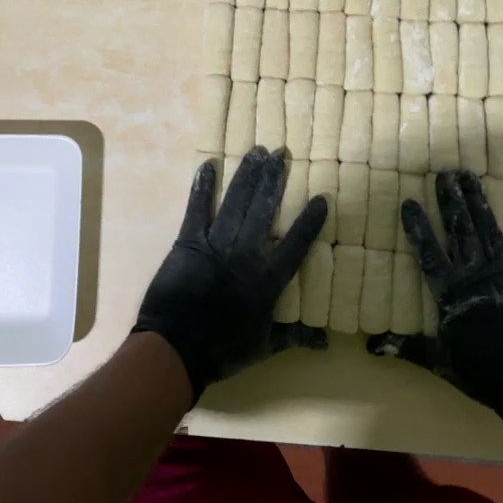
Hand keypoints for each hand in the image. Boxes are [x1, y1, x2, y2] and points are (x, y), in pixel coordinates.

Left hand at [132, 149, 328, 401]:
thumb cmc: (223, 350)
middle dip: (273, 179)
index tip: (322, 197)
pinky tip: (207, 165)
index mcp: (267, 279)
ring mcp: (216, 244)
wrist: (176, 350)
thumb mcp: (264, 347)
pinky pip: (197, 208)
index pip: (295, 244)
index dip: (309, 221)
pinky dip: (202, 186)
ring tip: (256, 152)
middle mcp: (245, 254)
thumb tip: (326, 342)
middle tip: (281, 154)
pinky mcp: (188, 241)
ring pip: (235, 202)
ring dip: (246, 175)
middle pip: (263, 209)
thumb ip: (295, 336)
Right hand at [368, 170, 502, 414]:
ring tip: (467, 175)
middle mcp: (476, 276)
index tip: (408, 201)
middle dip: (450, 201)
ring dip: (477, 200)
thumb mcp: (440, 362)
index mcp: (453, 295)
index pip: (430, 254)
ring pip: (487, 228)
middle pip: (460, 231)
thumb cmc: (483, 373)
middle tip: (443, 173)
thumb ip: (407, 347)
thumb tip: (371, 345)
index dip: (419, 227)